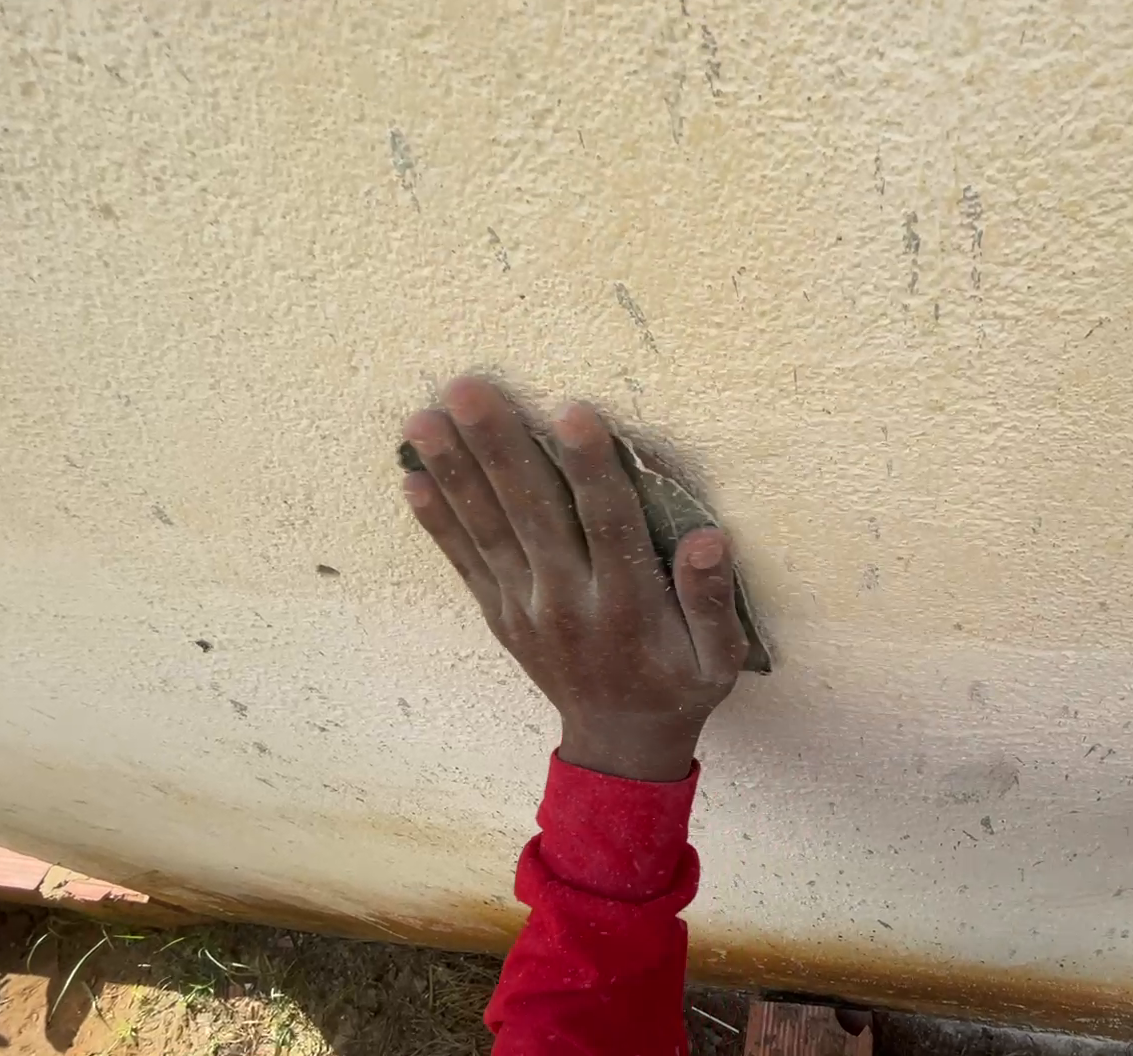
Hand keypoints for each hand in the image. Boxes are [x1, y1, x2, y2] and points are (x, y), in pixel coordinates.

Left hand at [400, 376, 749, 780]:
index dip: (591, 468)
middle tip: (470, 389)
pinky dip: (437, 522)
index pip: (607, 524)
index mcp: (626, 605)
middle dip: (501, 449)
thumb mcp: (721, 658)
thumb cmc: (680, 688)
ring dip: (455, 472)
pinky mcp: (501, 615)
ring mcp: (526, 609)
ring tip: (424, 417)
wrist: (619, 743)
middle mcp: (567, 601)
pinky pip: (465, 564)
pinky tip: (411, 479)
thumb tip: (710, 539)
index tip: (572, 411)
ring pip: (488, 531)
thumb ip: (712, 600)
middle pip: (532, 516)